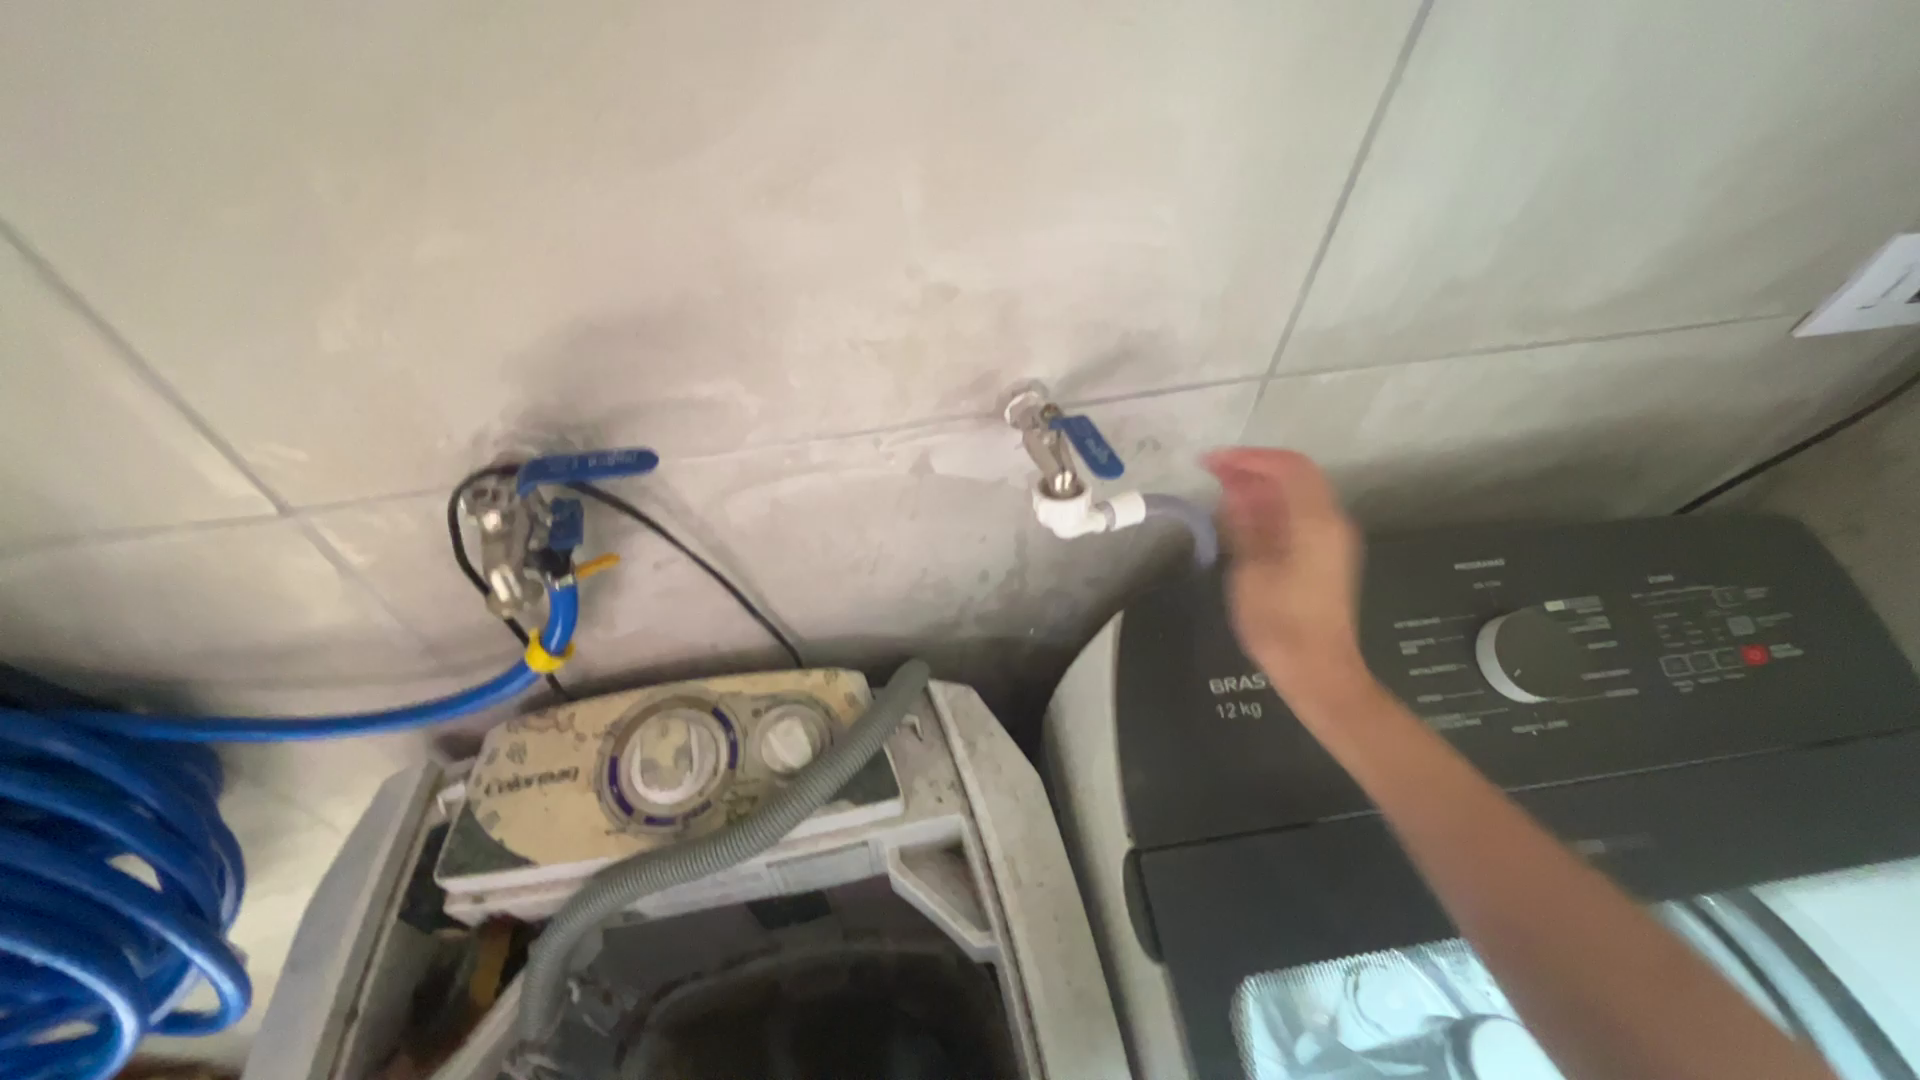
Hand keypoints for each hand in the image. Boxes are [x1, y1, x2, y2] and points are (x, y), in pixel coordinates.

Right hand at [1203, 448, 1369, 707]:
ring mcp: (1331, 540)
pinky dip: (1270, 510)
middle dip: (1252, 470)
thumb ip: (1244, 525)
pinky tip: (1241, 520)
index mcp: (1315, 522)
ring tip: (1220, 493)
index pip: (1286, 467)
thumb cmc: (1280, 624)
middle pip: (1294, 477)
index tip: (1210, 462)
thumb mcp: (1251, 572)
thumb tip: (1233, 492)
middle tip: (1211, 473)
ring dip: (1259, 489)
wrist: (1318, 670)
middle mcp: (1330, 523)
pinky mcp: (1325, 556)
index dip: (1248, 458)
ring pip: (1296, 497)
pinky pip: (1298, 518)